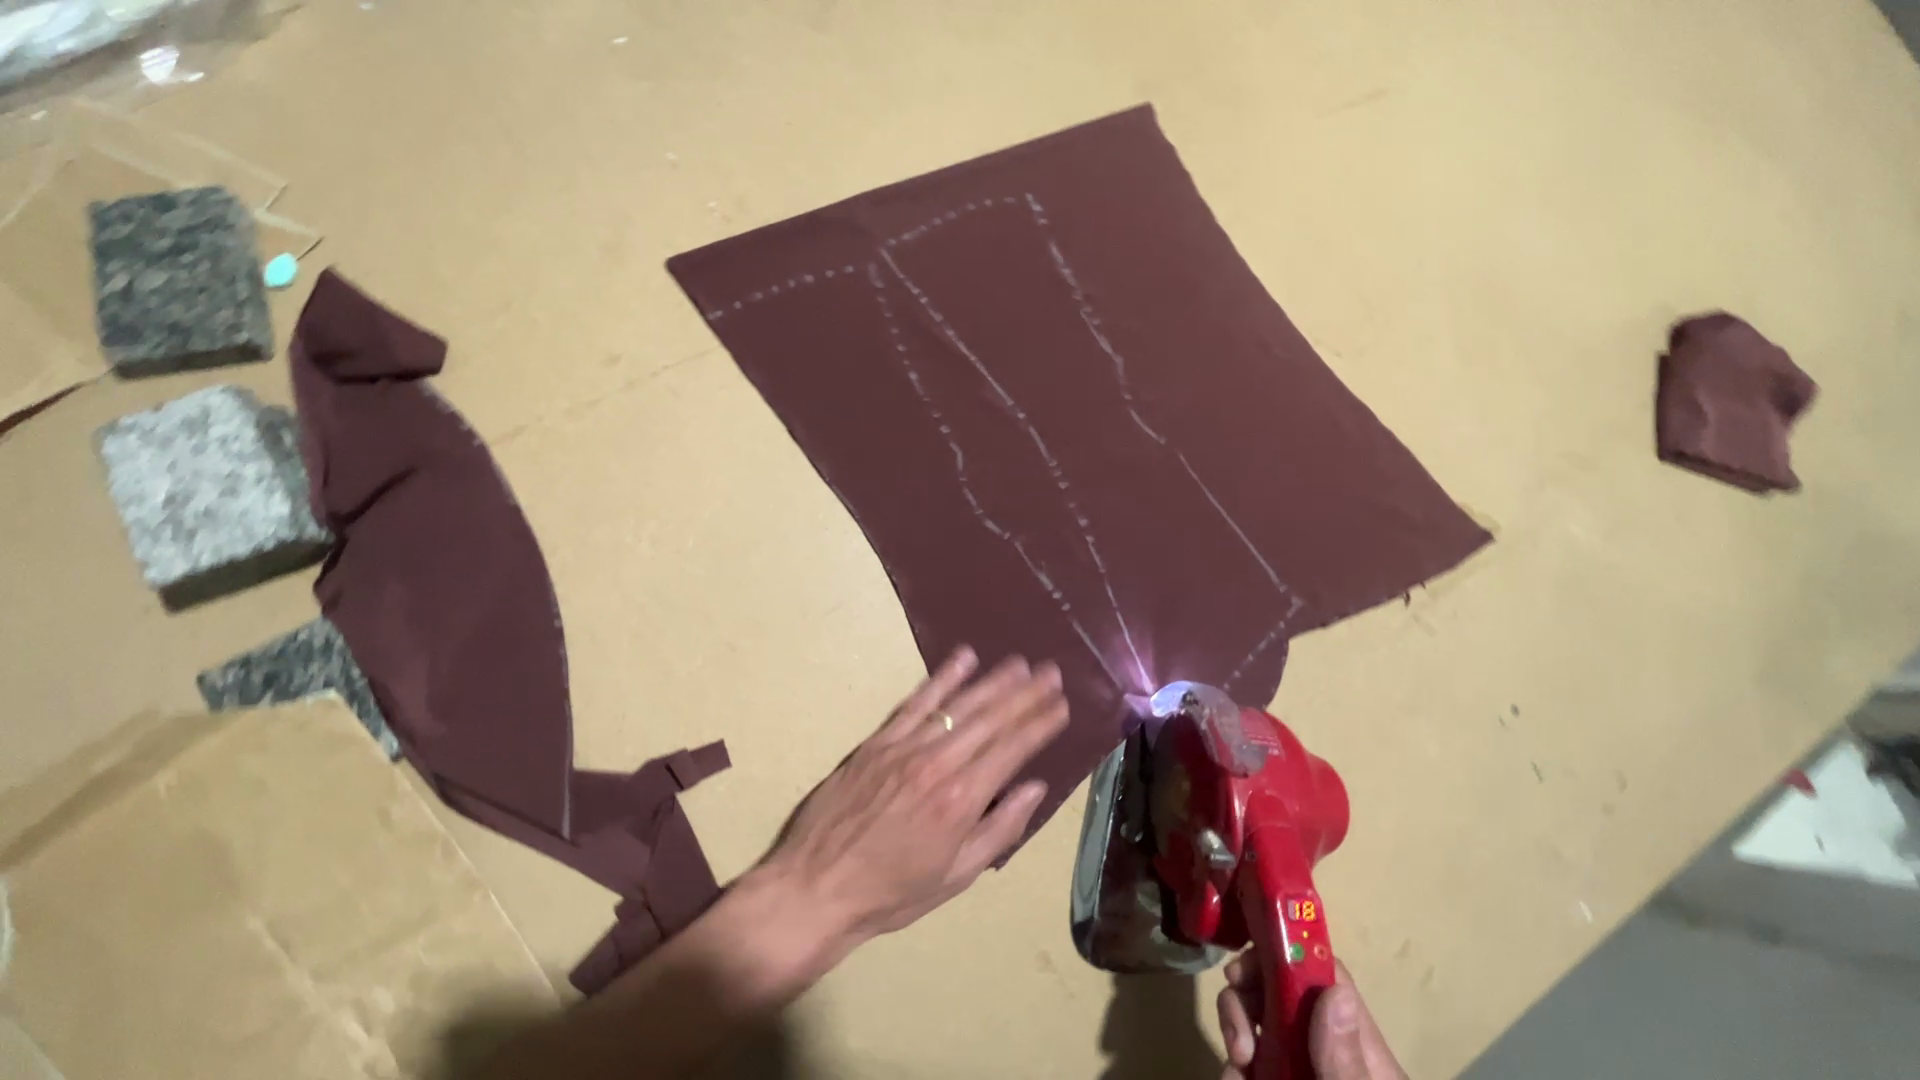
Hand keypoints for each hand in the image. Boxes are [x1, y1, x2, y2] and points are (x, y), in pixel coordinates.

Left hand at [758, 647, 1068, 944]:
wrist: (815, 888)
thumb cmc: (890, 893)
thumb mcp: (956, 877)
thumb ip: (1000, 829)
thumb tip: (1035, 788)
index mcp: (961, 801)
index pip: (1011, 748)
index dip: (1040, 724)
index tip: (1062, 704)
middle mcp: (937, 764)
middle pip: (990, 719)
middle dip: (1025, 694)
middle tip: (1052, 673)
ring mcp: (904, 748)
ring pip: (958, 705)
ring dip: (992, 682)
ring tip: (1019, 663)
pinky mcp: (877, 742)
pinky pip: (915, 703)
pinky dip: (941, 679)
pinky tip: (963, 659)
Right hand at [1216, 956, 1407, 1079]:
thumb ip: (1347, 1062)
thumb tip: (1334, 990)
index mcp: (1357, 1041)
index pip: (1320, 974)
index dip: (1278, 958)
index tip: (1240, 974)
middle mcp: (1325, 1046)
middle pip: (1275, 993)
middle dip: (1242, 1007)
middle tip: (1239, 1048)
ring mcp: (1301, 1067)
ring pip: (1254, 1030)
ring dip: (1233, 1040)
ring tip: (1233, 1077)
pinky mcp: (1278, 1079)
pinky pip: (1247, 1065)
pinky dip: (1234, 1072)